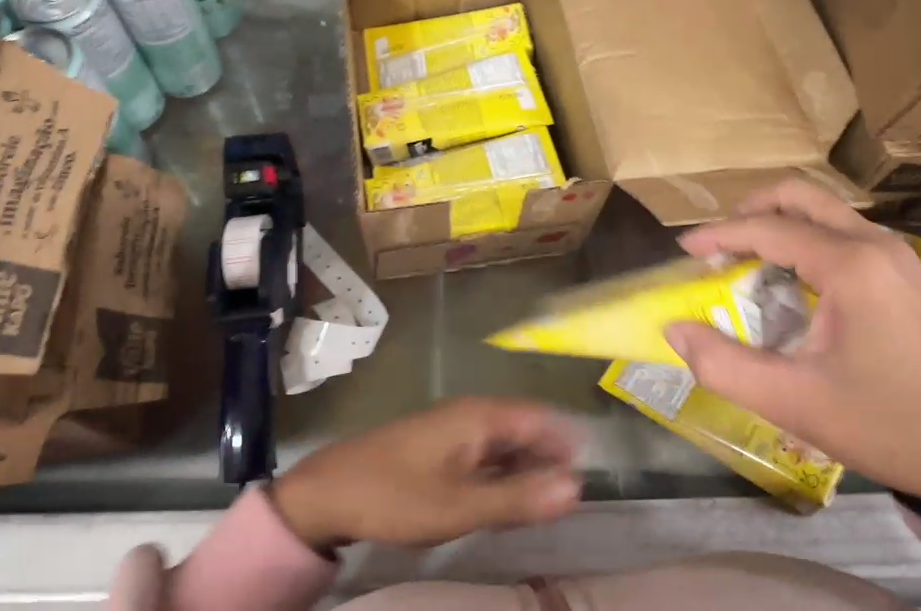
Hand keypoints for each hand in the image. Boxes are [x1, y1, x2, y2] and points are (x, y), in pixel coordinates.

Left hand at [270, 396, 582, 551]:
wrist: (327, 493)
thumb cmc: (395, 496)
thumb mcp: (459, 506)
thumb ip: (517, 498)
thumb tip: (576, 487)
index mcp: (478, 416)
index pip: (540, 418)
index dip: (568, 443)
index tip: (592, 474)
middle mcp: (469, 414)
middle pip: (523, 428)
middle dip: (549, 457)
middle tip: (572, 497)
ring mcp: (451, 430)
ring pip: (503, 443)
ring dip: (525, 468)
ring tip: (547, 502)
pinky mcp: (437, 449)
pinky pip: (483, 455)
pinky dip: (501, 474)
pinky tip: (506, 499)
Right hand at [664, 178, 920, 499]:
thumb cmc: (882, 425)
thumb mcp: (792, 402)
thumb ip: (723, 364)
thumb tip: (674, 329)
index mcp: (851, 267)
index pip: (768, 228)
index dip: (719, 234)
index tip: (683, 249)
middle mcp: (875, 245)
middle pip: (800, 197)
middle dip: (750, 211)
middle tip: (717, 245)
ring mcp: (895, 254)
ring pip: (823, 210)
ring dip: (779, 223)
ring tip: (745, 261)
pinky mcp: (903, 271)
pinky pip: (842, 232)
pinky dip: (805, 238)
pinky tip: (787, 279)